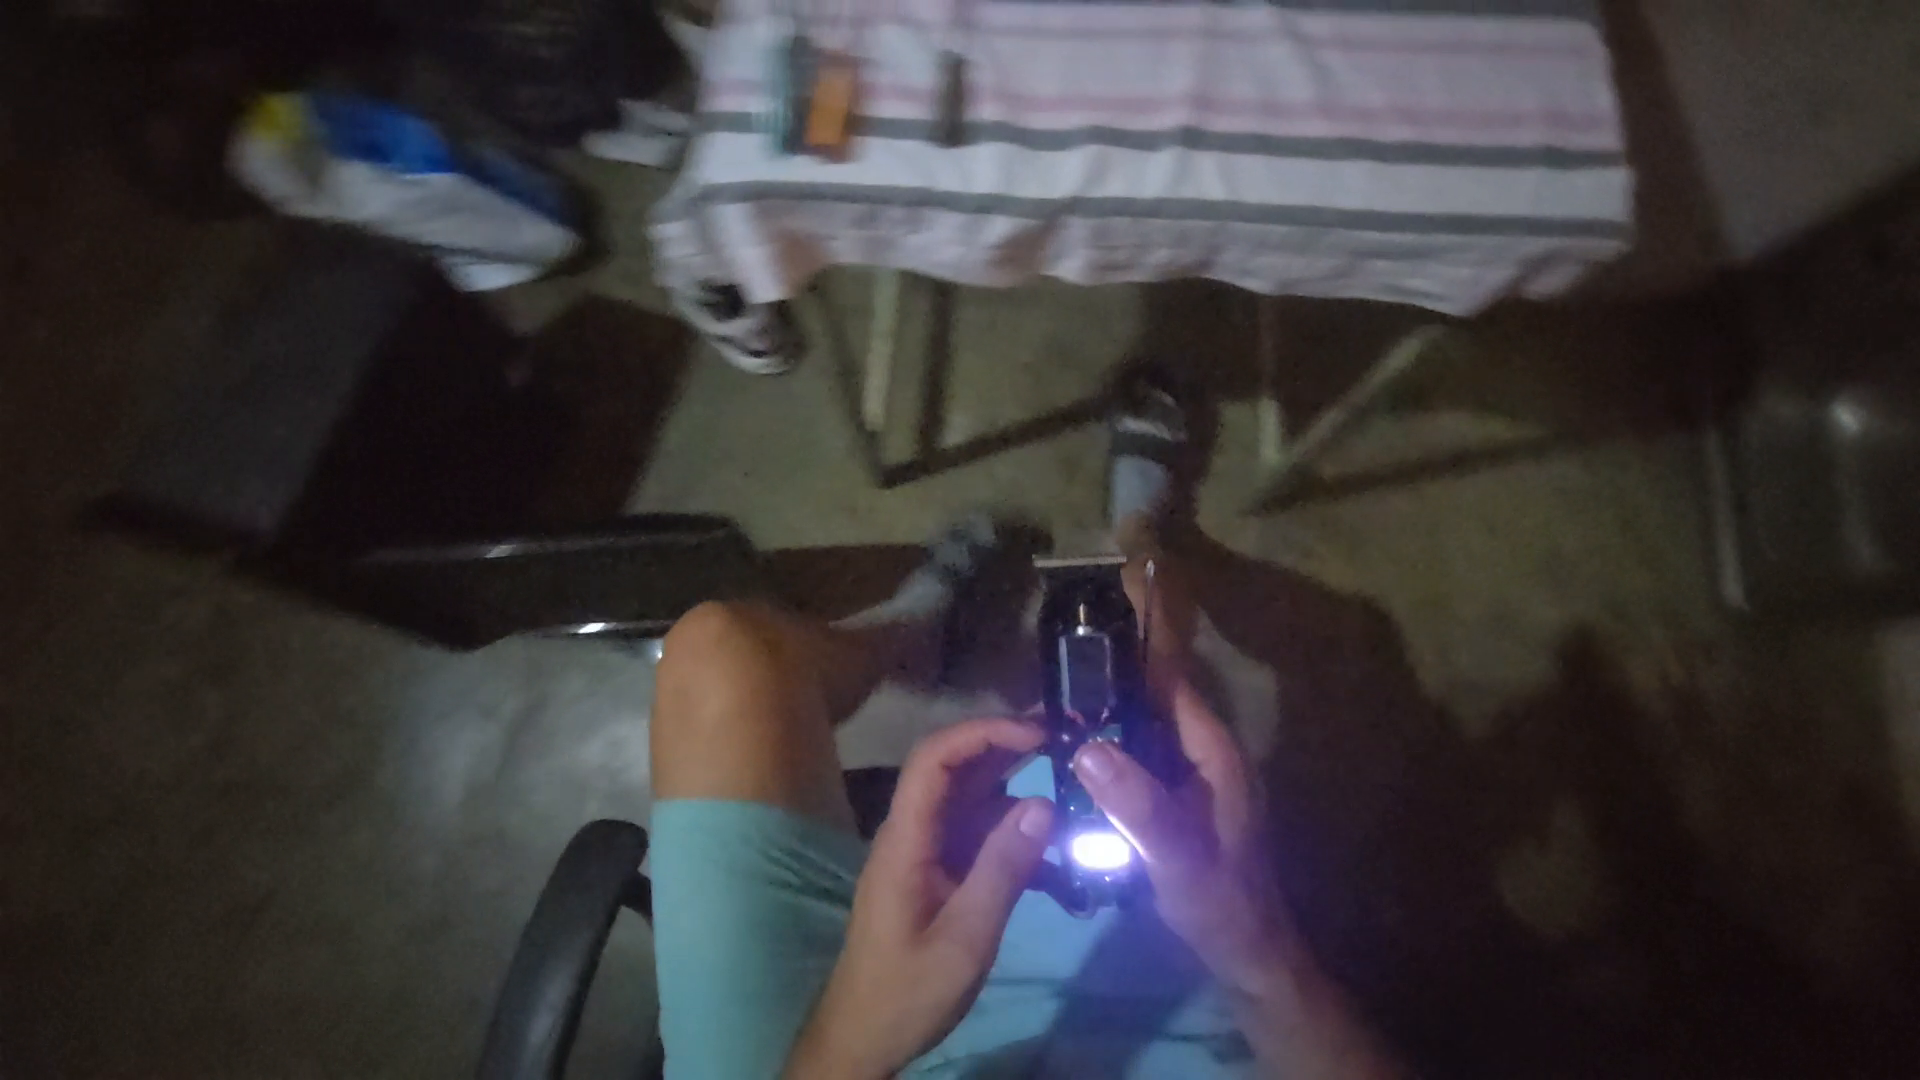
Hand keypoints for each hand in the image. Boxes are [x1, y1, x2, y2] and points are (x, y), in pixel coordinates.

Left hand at [784, 718, 1052, 1079]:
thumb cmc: (906, 992)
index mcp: (905, 837)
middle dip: (1005, 746)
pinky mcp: (938, 868)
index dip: (981, 732)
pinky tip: (1050, 844)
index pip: (933, 759)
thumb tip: (1043, 805)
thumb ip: (1002, 871)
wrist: (864, 1036)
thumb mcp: (963, 940)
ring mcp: (925, 848)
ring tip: (1067, 781)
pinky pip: (976, 831)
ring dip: (1015, 785)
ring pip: (970, 798)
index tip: (1035, 734)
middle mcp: (913, 830)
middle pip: (954, 767)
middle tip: (1064, 741)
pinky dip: (1011, 828)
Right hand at [1070, 681, 1294, 997]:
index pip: (1169, 681)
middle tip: (1048, 693)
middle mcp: (1204, 749)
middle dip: (1104, 691)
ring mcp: (1192, 771)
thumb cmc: (1219, 901)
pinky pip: (1139, 757)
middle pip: (1150, 700)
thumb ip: (1136, 803)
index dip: (1126, 659)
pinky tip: (1074, 761)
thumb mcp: (1175, 855)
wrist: (1246, 952)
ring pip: (1142, 728)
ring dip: (1103, 721)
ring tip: (1051, 719)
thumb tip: (1087, 747)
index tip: (1076, 651)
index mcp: (1213, 750)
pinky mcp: (1177, 793)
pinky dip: (1110, 752)